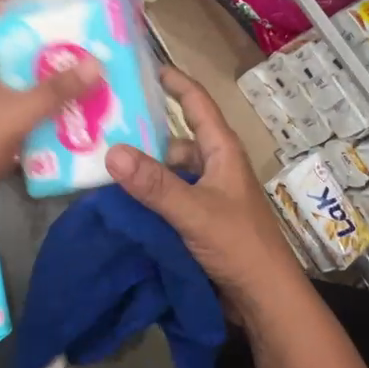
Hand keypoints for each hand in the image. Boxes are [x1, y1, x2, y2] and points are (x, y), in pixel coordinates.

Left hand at [0, 0, 101, 225]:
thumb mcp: (16, 114)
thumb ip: (55, 91)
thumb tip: (96, 64)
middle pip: (19, 39)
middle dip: (51, 30)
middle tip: (87, 26)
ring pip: (30, 73)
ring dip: (58, 68)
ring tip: (93, 65)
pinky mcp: (4, 126)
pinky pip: (36, 103)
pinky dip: (57, 103)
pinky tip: (83, 109)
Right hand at [105, 66, 302, 317]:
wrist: (266, 301)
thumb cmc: (240, 245)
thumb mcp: (194, 212)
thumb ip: (154, 184)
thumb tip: (112, 151)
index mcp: (221, 150)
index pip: (197, 102)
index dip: (175, 81)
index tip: (146, 66)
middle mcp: (215, 165)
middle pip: (175, 139)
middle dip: (144, 134)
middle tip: (103, 125)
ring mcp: (208, 193)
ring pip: (170, 171)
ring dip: (143, 170)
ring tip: (102, 165)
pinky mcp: (200, 219)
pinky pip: (169, 197)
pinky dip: (148, 196)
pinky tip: (120, 200)